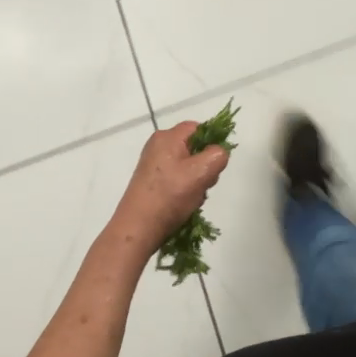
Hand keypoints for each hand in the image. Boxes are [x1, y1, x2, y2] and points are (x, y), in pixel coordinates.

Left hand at [108, 122, 230, 258]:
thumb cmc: (169, 196)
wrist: (137, 228)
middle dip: (204, 166)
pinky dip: (184, 188)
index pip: (198, 128)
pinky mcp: (151, 180)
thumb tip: (218, 151)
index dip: (211, 143)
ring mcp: (153, 163)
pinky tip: (184, 204)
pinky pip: (176, 177)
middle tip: (204, 185)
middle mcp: (158, 145)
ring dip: (196, 181)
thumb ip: (217, 155)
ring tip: (192, 198)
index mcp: (167, 137)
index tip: (214, 165)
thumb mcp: (201, 172)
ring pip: (186, 165)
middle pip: (193, 147)